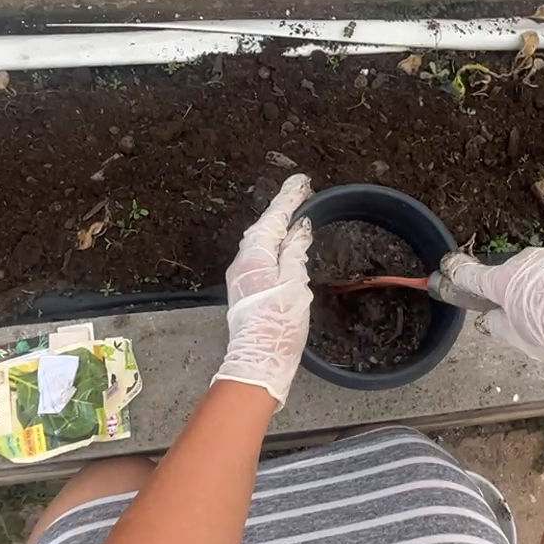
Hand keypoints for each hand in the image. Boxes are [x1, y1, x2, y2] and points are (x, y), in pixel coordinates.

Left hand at [213, 174, 314, 407]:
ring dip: (277, 224)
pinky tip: (282, 242)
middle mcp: (243, 261)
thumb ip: (295, 251)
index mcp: (255, 256)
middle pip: (264, 227)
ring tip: (294, 210)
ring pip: (260, 240)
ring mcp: (242, 276)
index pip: (273, 218)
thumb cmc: (278, 324)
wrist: (258, 361)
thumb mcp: (294, 283)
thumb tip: (300, 226)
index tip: (301, 182)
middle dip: (282, 208)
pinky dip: (273, 241)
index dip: (288, 199)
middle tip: (301, 192)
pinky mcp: (246, 288)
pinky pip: (259, 254)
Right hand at [442, 247, 543, 377]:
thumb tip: (492, 320)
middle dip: (517, 293)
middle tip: (533, 319)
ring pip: (541, 275)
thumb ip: (501, 327)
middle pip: (512, 277)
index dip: (457, 274)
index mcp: (502, 281)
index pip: (471, 275)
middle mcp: (524, 262)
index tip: (448, 270)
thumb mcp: (522, 338)